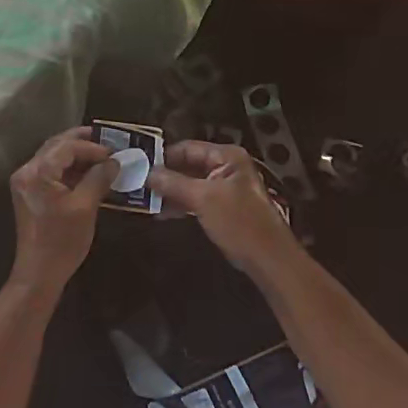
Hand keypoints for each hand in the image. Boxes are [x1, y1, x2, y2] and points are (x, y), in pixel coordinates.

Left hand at [7, 127, 117, 291]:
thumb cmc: (62, 242)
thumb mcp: (85, 207)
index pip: (66, 146)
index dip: (92, 147)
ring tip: (101, 157)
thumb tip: (114, 161)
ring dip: (76, 156)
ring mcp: (25, 182)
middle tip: (107, 142)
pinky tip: (88, 173)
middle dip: (82, 143)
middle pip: (56, 146)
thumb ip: (99, 178)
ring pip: (53, 157)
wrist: (39, 274)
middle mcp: (26, 171)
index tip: (114, 153)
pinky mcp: (29, 193)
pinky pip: (50, 171)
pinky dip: (69, 169)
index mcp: (37, 172)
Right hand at [146, 141, 302, 277]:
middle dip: (165, 175)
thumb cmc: (239, 222)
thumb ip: (173, 183)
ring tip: (145, 198)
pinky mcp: (222, 207)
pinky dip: (180, 204)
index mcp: (227, 157)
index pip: (187, 148)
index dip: (164, 156)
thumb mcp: (203, 198)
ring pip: (190, 183)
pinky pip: (196, 199)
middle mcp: (226, 167)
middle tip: (138, 183)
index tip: (139, 166)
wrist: (268, 259)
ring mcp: (225, 188)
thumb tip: (146, 173)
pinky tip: (162, 212)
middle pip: (188, 164)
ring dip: (170, 191)